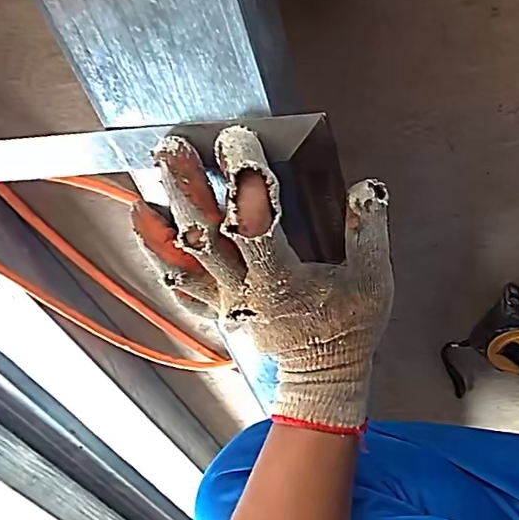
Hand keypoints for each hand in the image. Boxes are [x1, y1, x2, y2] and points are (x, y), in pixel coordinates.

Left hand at [132, 126, 392, 428]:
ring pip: (185, 255)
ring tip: (151, 175)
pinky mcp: (217, 304)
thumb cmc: (348, 330)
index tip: (238, 143)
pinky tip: (144, 219)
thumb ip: (368, 233)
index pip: (256, 224)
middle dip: (188, 189)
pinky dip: (158, 249)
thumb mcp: (373, 281)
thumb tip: (363, 189)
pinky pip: (180, 278)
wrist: (323, 376)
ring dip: (165, 214)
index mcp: (281, 280)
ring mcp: (225, 299)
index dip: (244, 183)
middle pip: (206, 236)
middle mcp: (244, 289)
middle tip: (174, 148)